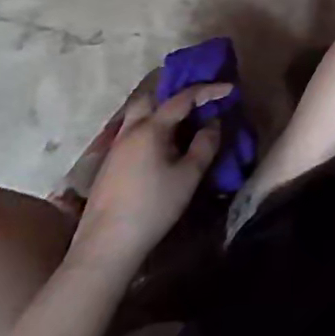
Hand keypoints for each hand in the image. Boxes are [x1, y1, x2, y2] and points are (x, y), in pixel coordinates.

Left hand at [73, 81, 230, 264]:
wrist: (105, 245)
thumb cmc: (152, 207)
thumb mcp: (188, 177)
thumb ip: (205, 145)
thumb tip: (213, 123)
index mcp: (151, 127)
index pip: (183, 98)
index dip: (208, 90)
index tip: (229, 89)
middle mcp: (130, 130)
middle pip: (151, 98)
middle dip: (174, 94)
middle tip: (196, 103)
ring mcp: (116, 147)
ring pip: (138, 115)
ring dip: (160, 112)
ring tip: (181, 125)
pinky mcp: (108, 164)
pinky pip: (132, 132)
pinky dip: (150, 128)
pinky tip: (160, 148)